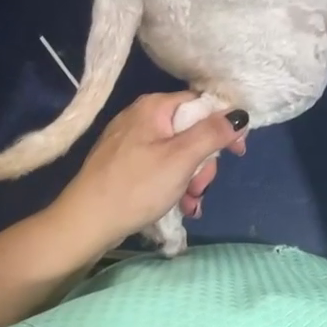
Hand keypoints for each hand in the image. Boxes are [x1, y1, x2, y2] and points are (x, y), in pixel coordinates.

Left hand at [48, 91, 248, 248]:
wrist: (87, 221)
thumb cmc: (136, 187)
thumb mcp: (181, 159)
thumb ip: (212, 134)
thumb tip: (239, 114)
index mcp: (154, 107)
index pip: (201, 105)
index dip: (223, 127)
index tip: (237, 153)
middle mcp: (141, 117)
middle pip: (190, 132)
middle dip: (202, 164)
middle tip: (199, 189)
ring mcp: (130, 141)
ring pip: (177, 153)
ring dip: (190, 180)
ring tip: (188, 204)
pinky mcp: (124, 163)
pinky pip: (159, 166)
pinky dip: (172, 184)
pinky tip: (177, 206)